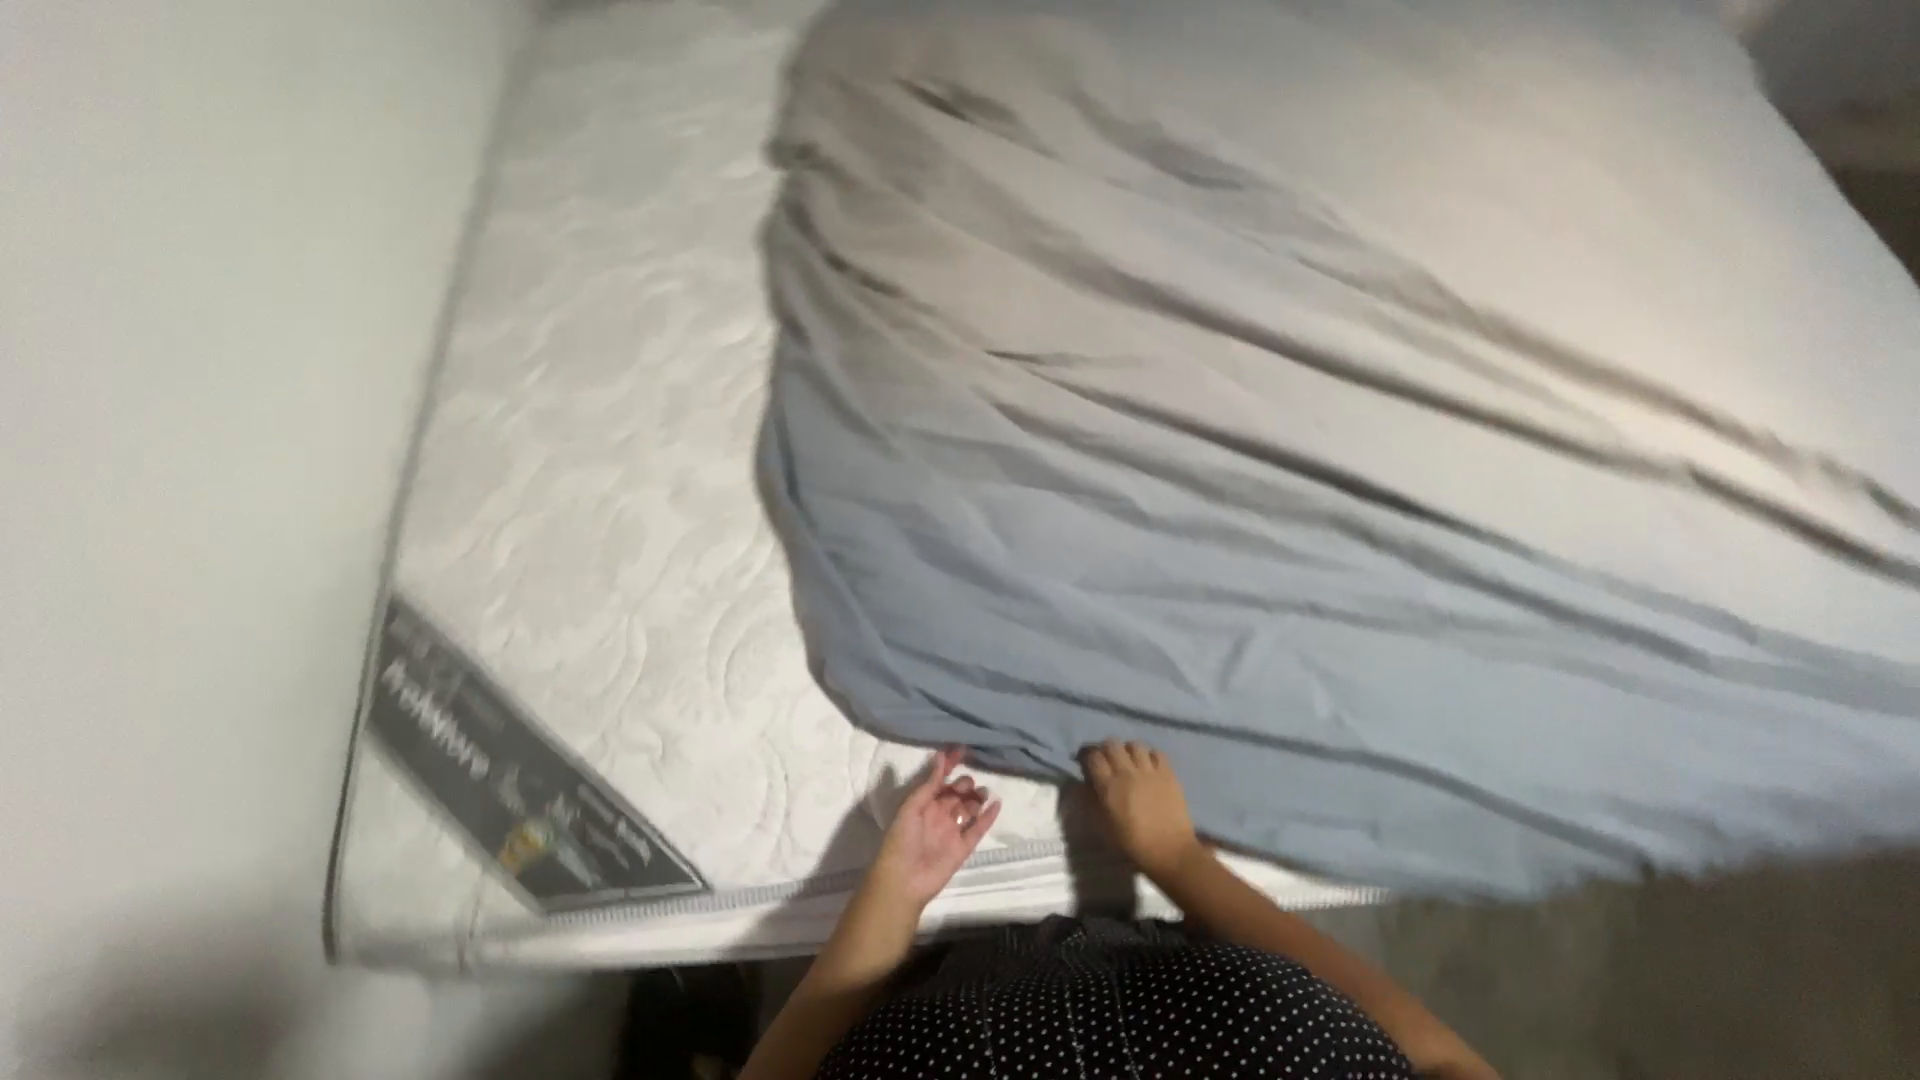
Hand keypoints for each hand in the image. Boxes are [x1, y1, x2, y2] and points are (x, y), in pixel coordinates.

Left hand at [868, 747, 1001, 909]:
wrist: (904, 880)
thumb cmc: (902, 840)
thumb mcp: (912, 807)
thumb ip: (929, 784)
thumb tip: (940, 756)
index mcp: (923, 804)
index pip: (939, 780)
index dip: (949, 765)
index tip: (962, 750)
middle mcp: (939, 815)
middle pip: (957, 794)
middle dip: (964, 785)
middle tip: (968, 785)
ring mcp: (952, 831)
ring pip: (969, 810)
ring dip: (977, 799)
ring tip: (983, 793)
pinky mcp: (963, 848)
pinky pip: (978, 829)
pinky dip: (988, 817)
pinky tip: (997, 804)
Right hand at [1081, 739, 1204, 879]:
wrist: (1170, 850)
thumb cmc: (1133, 843)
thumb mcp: (1104, 828)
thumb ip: (1092, 803)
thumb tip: (1083, 786)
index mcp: (1109, 787)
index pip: (1093, 757)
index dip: (1088, 757)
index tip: (1089, 764)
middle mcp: (1127, 773)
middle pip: (1112, 744)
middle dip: (1107, 749)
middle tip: (1108, 760)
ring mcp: (1150, 771)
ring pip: (1135, 744)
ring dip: (1129, 750)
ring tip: (1130, 761)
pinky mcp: (1168, 774)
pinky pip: (1157, 753)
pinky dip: (1150, 756)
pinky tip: (1150, 766)